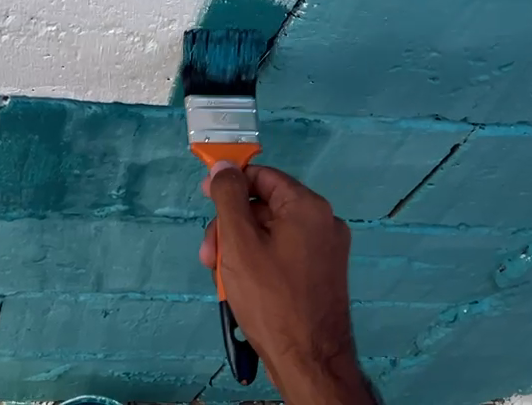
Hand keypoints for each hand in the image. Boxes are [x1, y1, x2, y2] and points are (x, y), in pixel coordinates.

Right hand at [201, 162, 374, 404]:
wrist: (310, 366)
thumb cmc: (271, 299)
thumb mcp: (239, 241)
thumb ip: (228, 196)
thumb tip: (223, 165)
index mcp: (308, 207)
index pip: (261, 176)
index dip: (230, 184)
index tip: (206, 198)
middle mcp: (323, 222)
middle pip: (264, 207)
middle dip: (231, 227)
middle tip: (210, 256)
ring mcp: (326, 251)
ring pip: (270, 233)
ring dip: (240, 249)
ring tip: (223, 280)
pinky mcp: (322, 275)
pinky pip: (283, 254)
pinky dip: (259, 263)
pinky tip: (242, 288)